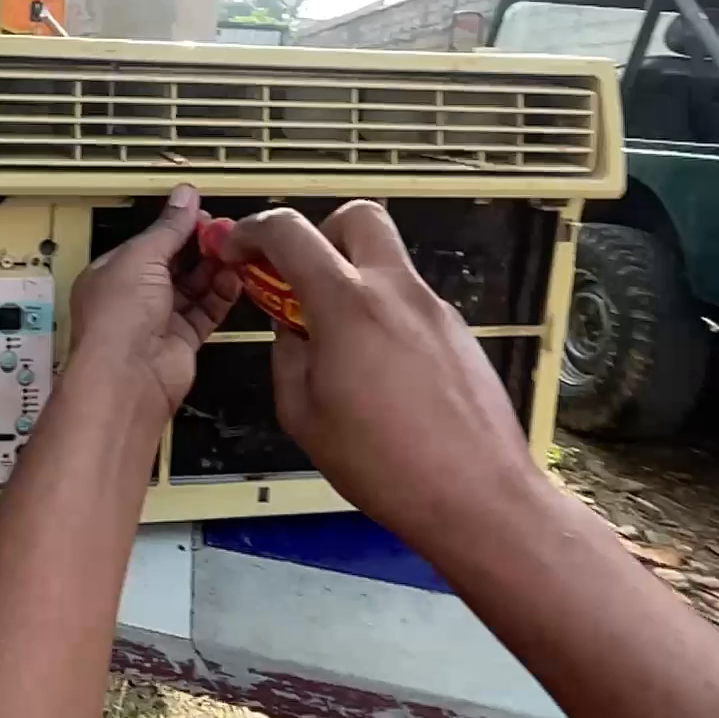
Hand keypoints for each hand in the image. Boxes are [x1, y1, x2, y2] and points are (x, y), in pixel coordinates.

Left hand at [67, 185, 240, 420]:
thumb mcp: (142, 257)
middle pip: (174, 264)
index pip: (149, 242)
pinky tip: (236, 279)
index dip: (176, 227)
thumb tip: (184, 196)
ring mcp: (158, 319)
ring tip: (236, 253)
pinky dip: (221, 296)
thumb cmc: (118, 317)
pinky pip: (206, 312)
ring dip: (215, 270)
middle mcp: (133, 295)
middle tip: (227, 233)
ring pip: (193, 287)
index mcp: (112, 271)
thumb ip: (169, 227)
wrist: (128, 377)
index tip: (204, 215)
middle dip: (200, 248)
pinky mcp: (182, 341)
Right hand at [218, 201, 542, 540]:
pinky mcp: (458, 333)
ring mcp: (434, 309)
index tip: (235, 250)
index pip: (289, 232)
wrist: (483, 502)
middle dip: (318, 232)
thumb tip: (293, 330)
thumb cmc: (382, 463)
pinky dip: (379, 311)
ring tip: (336, 339)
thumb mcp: (301, 413)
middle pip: (357, 216)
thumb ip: (287, 355)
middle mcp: (395, 291)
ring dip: (350, 276)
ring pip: (385, 260)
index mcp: (348, 304)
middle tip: (301, 277)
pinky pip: (406, 299)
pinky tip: (377, 369)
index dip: (250, 230)